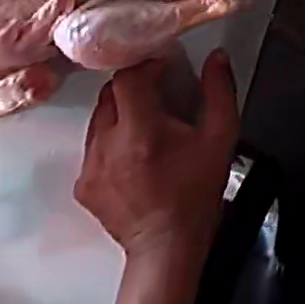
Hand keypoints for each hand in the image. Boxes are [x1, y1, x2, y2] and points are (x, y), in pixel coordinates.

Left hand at [74, 50, 237, 263]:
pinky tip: (134, 151)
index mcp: (141, 131)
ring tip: (148, 122)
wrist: (167, 245)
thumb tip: (216, 58)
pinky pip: (93, 146)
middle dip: (134, 86)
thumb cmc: (197, 191)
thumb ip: (220, 92)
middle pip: (110, 94)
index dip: (146, 66)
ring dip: (122, 110)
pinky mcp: (82, 184)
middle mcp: (107, 145)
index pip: (128, 78)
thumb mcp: (222, 137)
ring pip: (99, 118)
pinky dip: (111, 138)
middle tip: (159, 91)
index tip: (164, 68)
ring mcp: (90, 166)